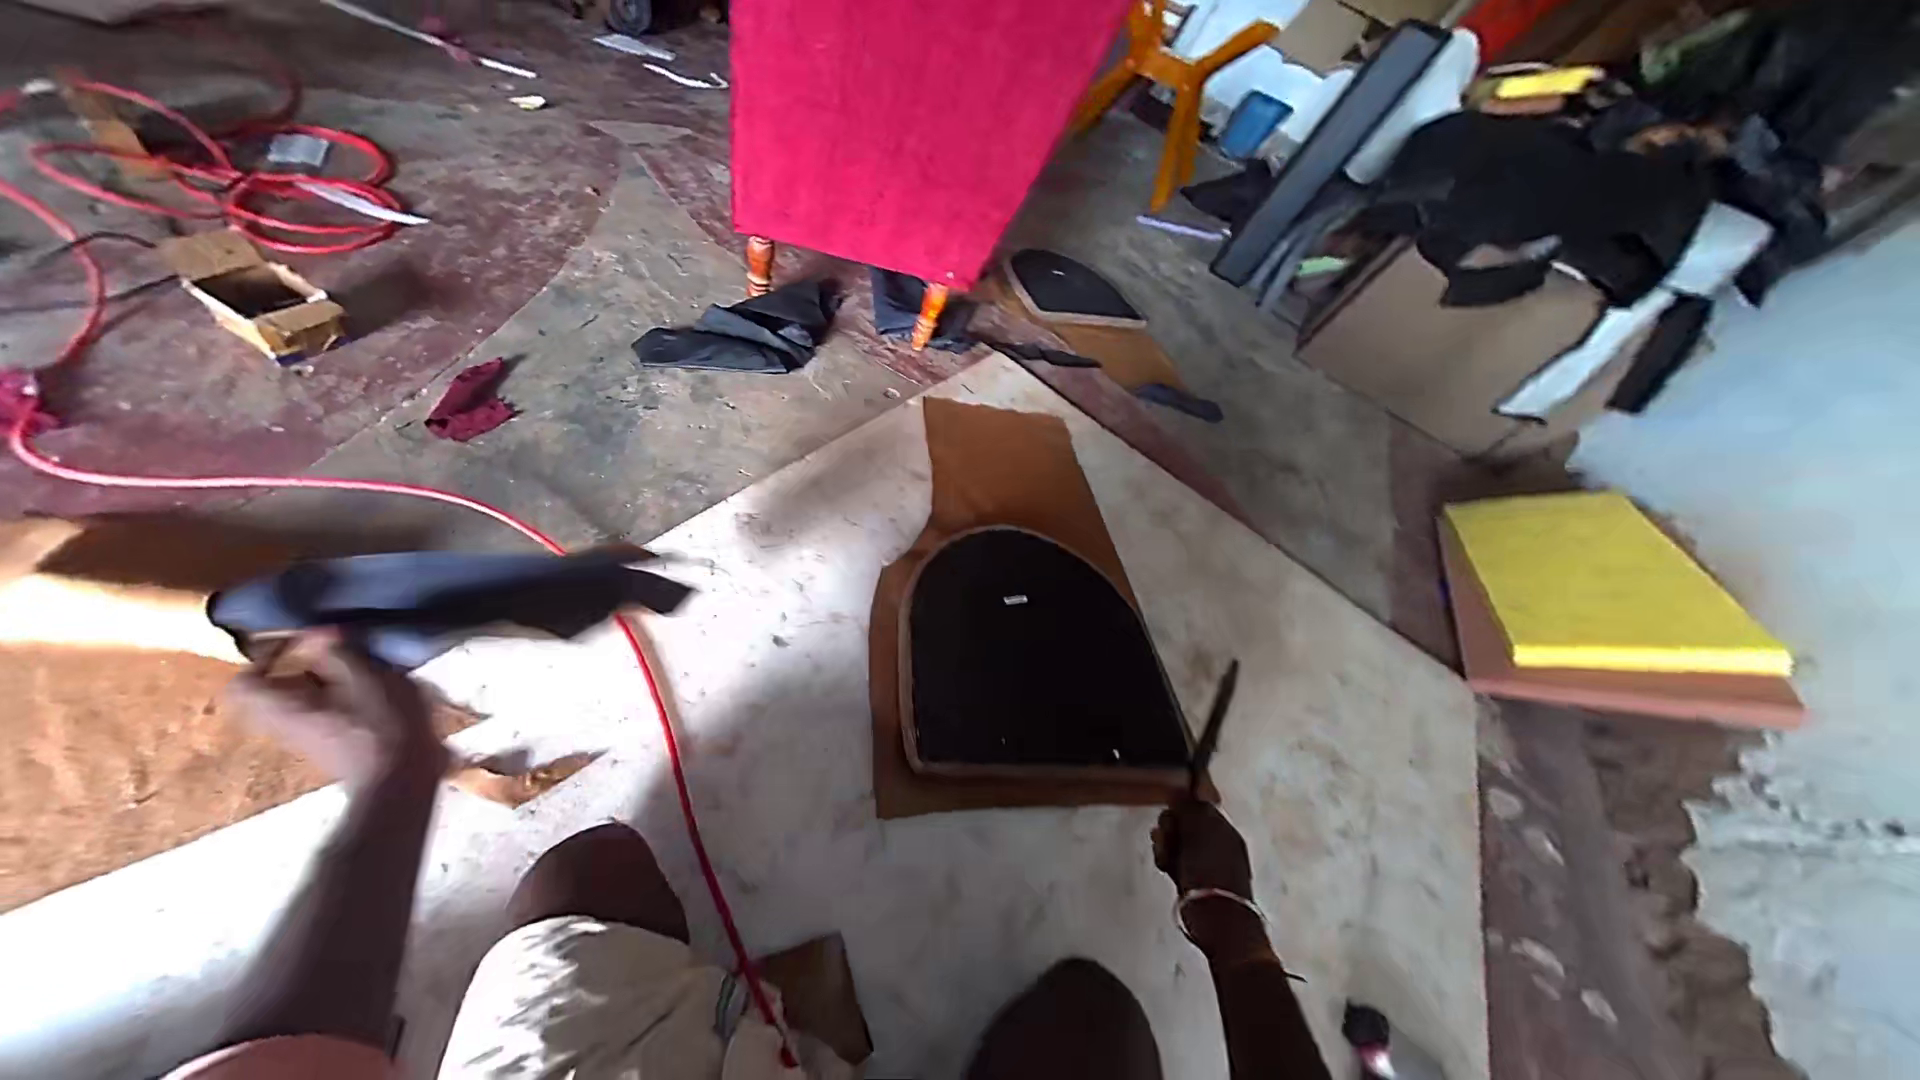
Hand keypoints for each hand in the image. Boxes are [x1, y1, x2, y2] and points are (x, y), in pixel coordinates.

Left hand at [226, 630, 447, 786]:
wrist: (402, 776)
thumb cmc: (380, 723)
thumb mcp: (364, 677)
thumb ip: (337, 653)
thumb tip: (315, 633)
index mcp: (279, 707)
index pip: (245, 681)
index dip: (268, 657)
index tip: (304, 642)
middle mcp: (283, 725)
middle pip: (280, 690)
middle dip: (308, 670)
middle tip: (344, 656)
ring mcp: (310, 739)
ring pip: (308, 703)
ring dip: (334, 684)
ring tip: (372, 674)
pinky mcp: (336, 746)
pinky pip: (329, 715)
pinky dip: (348, 701)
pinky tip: (384, 697)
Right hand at [1153, 799, 1252, 896]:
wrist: (1215, 916)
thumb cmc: (1212, 868)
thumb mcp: (1200, 827)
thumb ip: (1189, 806)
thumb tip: (1180, 790)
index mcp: (1225, 829)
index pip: (1200, 805)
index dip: (1183, 803)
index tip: (1171, 804)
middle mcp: (1216, 845)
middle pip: (1185, 823)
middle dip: (1171, 824)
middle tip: (1166, 831)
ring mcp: (1204, 864)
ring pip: (1176, 842)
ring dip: (1165, 842)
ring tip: (1162, 849)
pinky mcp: (1190, 880)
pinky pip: (1173, 861)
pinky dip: (1165, 858)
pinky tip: (1163, 861)